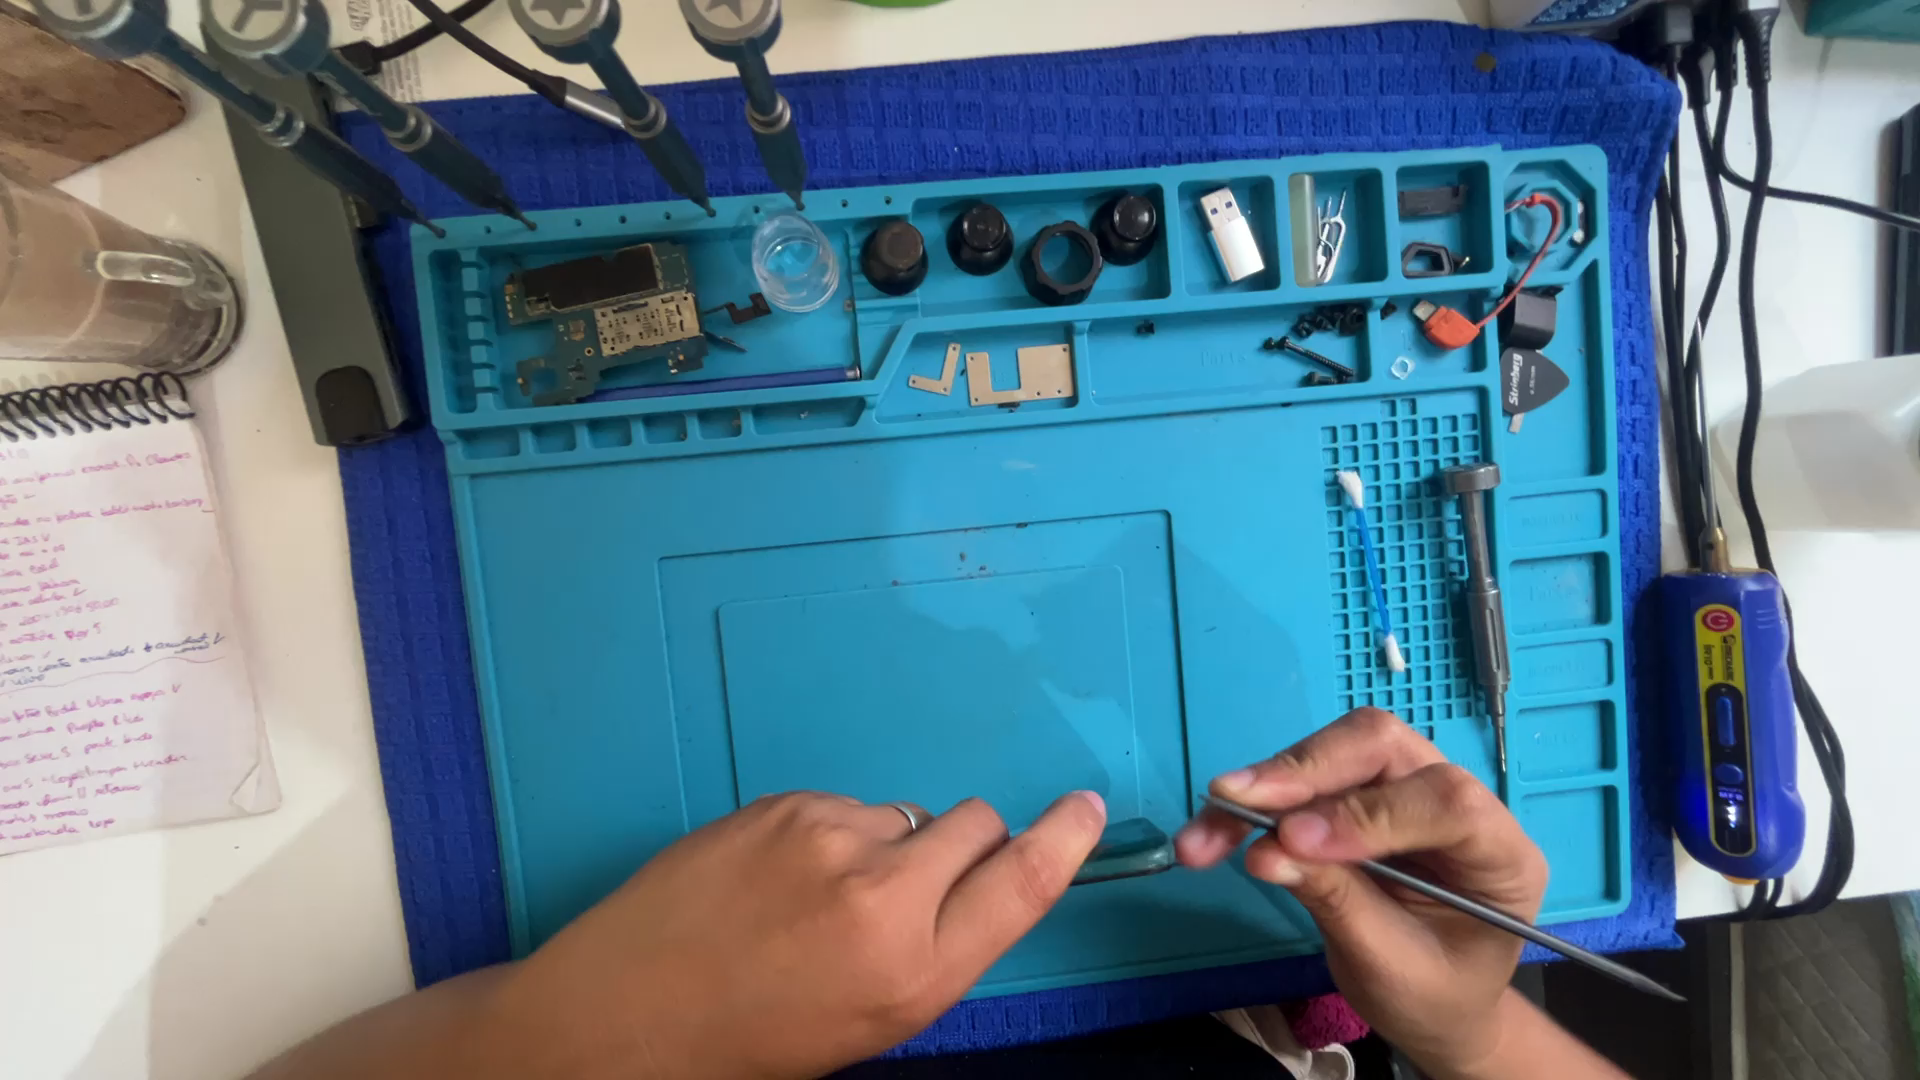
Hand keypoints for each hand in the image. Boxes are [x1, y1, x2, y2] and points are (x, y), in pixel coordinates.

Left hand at [491, 790, 1106, 1078]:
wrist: (625, 1012)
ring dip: (889, 842)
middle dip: (964, 841)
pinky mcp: (789, 800)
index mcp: (913, 972)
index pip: (1018, 887)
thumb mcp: (867, 1021)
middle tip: (917, 876)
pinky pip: (846, 805)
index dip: (1062, 842)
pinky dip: (835, 833)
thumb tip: (962, 874)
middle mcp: (885, 893)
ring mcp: (832, 833)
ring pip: (906, 812)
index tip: (1083, 807)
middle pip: (974, 820)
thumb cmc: (758, 1037)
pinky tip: (782, 872)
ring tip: (822, 889)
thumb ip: (930, 946)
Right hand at [1174, 708, 1548, 1075]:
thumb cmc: (1434, 994)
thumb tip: (1263, 852)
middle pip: (1374, 745)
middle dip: (1298, 772)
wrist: (1430, 1000)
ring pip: (1324, 752)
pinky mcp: (1347, 791)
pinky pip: (1293, 779)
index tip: (1295, 841)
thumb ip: (1337, 901)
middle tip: (1230, 800)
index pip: (1444, 801)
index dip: (1367, 812)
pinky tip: (1210, 829)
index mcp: (1497, 851)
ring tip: (1204, 833)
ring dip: (1258, 788)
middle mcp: (1447, 798)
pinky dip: (1247, 804)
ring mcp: (1392, 787)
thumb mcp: (1393, 965)